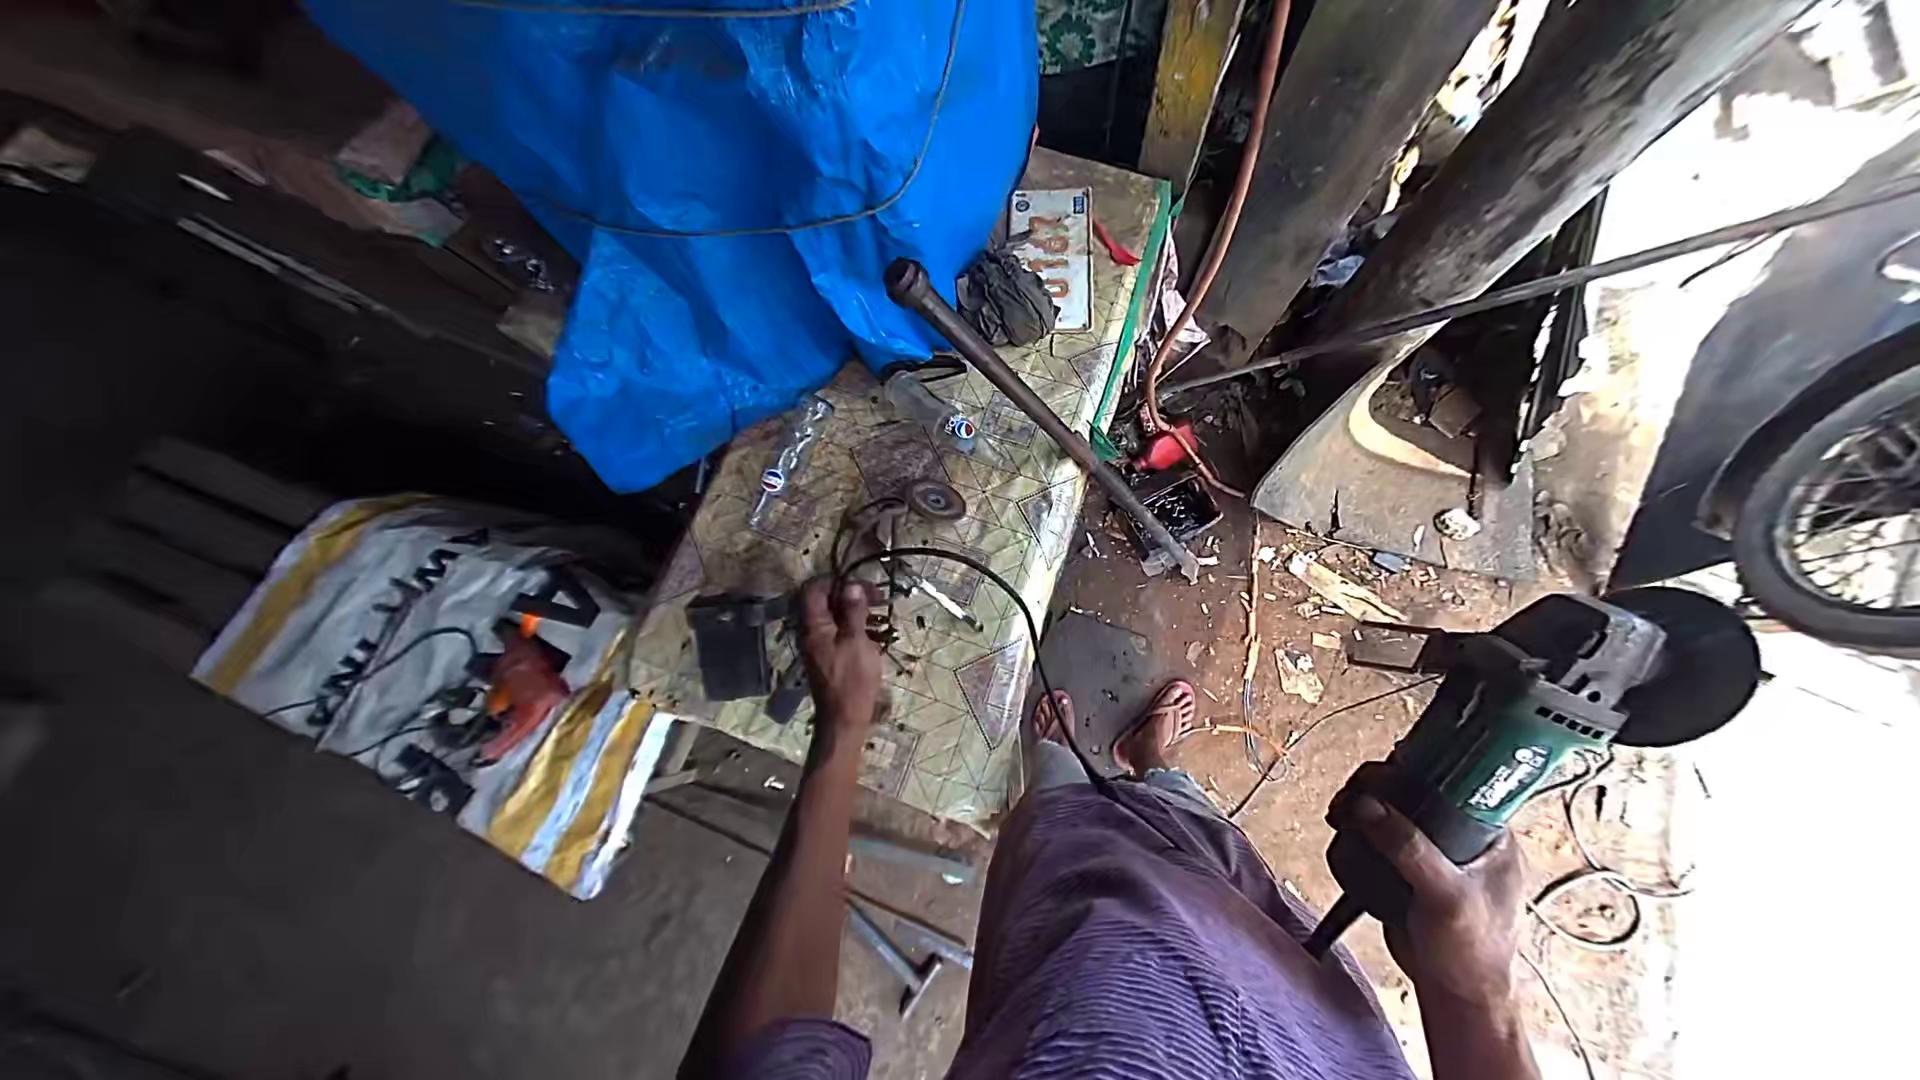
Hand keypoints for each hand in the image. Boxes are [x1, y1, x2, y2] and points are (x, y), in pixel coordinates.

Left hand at [797, 578, 881, 738]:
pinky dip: (854, 626)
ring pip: (833, 616)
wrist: (844, 719)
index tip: (860, 584)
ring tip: (879, 612)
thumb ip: (853, 612)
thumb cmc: (851, 680)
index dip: (835, 580)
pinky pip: (838, 632)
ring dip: (854, 610)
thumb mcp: (856, 642)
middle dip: (849, 594)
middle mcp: (810, 632)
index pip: (813, 590)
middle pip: (824, 601)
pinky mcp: (828, 655)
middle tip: (875, 597)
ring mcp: (818, 645)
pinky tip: (874, 631)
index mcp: (813, 626)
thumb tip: (851, 585)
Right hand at [1339, 770, 1525, 1009]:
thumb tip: (1367, 805)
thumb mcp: (1446, 897)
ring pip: (1392, 802)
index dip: (1419, 765)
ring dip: (1362, 800)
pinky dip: (1357, 818)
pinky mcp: (1408, 858)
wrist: (1453, 992)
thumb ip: (1408, 848)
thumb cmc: (1472, 952)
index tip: (1385, 767)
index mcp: (1490, 836)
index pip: (1454, 779)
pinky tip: (1343, 823)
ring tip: (1341, 810)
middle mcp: (1463, 833)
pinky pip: (1378, 824)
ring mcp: (1434, 845)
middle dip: (1377, 784)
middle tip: (1352, 794)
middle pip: (1413, 786)